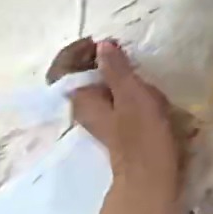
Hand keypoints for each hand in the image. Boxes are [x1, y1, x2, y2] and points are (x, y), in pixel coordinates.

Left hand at [48, 38, 179, 197]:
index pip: (61, 70)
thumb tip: (102, 45)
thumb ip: (116, 69)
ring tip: (132, 57)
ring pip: (94, 83)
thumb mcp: (132, 94)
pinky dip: (119, 80)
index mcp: (81, 99)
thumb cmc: (141, 132)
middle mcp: (84, 106)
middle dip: (94, 55)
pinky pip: (109, 91)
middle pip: (77, 74)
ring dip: (109, 67)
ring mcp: (100, 114)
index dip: (76, 51)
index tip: (100, 41)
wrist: (151, 173)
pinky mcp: (116, 120)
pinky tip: (141, 78)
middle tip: (119, 44)